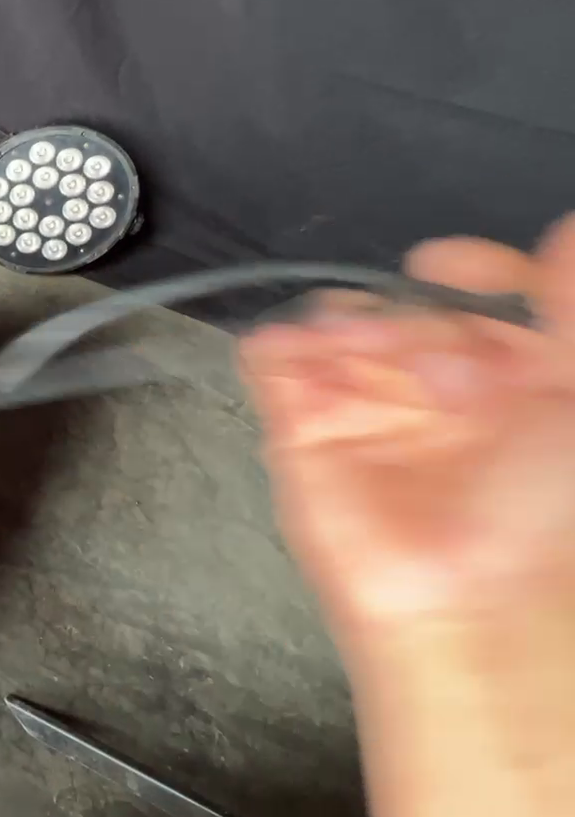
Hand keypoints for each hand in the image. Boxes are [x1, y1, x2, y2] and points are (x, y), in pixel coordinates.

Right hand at [239, 215, 574, 634]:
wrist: (453, 587)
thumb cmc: (535, 504)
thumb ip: (569, 317)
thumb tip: (566, 229)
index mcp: (511, 376)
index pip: (482, 302)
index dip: (468, 272)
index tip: (437, 262)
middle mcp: (431, 382)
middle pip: (406, 312)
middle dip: (409, 321)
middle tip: (423, 359)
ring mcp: (358, 400)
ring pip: (335, 328)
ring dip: (341, 327)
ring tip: (355, 351)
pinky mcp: (295, 422)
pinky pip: (272, 363)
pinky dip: (276, 344)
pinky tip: (294, 347)